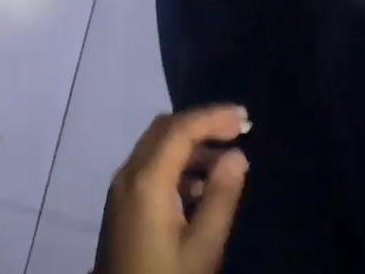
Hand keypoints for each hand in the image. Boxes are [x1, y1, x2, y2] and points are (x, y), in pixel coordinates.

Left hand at [95, 105, 249, 273]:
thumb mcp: (202, 249)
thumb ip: (220, 199)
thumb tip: (237, 156)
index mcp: (146, 179)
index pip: (179, 129)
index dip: (212, 116)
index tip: (244, 117)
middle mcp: (128, 173)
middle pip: (164, 130)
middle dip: (201, 124)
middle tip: (239, 131)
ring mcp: (121, 187)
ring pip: (156, 146)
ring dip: (190, 145)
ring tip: (228, 161)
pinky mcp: (121, 202)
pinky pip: (149, 166)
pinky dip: (176, 164)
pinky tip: (202, 186)